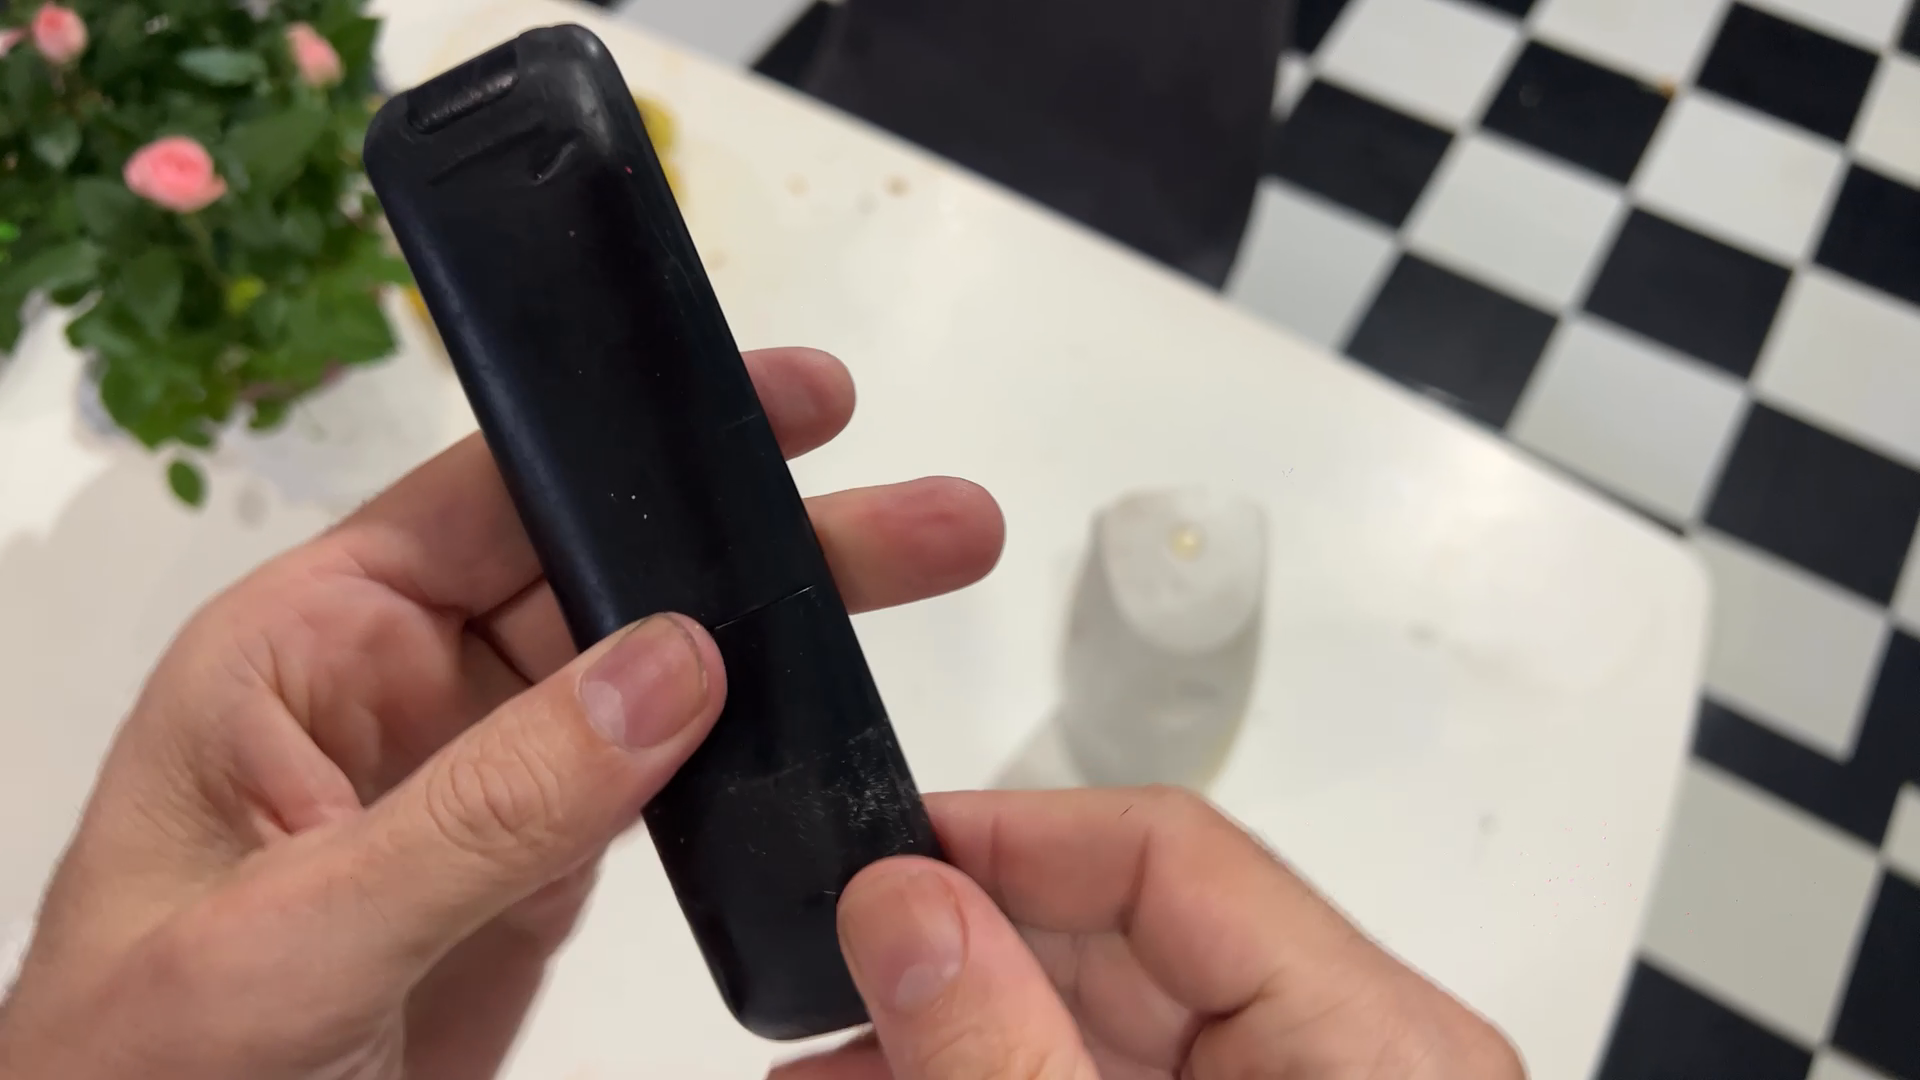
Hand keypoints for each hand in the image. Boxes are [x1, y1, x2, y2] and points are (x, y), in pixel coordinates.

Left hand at [0, 348, 1004, 1079]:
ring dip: (801, 616)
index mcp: (332, 633)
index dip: (655, 436)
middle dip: (785, 528)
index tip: (805, 402)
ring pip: (682, 649)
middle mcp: (437, 662)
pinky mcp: (576, 822)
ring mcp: (519, 744)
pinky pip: (688, 746)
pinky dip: (769, 721)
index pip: (514, 487)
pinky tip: (847, 700)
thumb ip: (489, 804)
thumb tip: (685, 663)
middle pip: (636, 561)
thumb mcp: (286, 951)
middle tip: (927, 512)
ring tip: (932, 569)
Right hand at [780, 787, 1524, 1079]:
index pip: (1169, 851)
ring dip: (954, 1023)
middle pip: (1121, 929)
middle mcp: (1338, 1049)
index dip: (1020, 830)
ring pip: (1092, 1005)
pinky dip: (987, 1074)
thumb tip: (893, 895)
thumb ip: (996, 1052)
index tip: (891, 850)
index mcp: (1364, 1039)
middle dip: (962, 943)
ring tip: (821, 1065)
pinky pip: (1091, 1070)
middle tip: (833, 968)